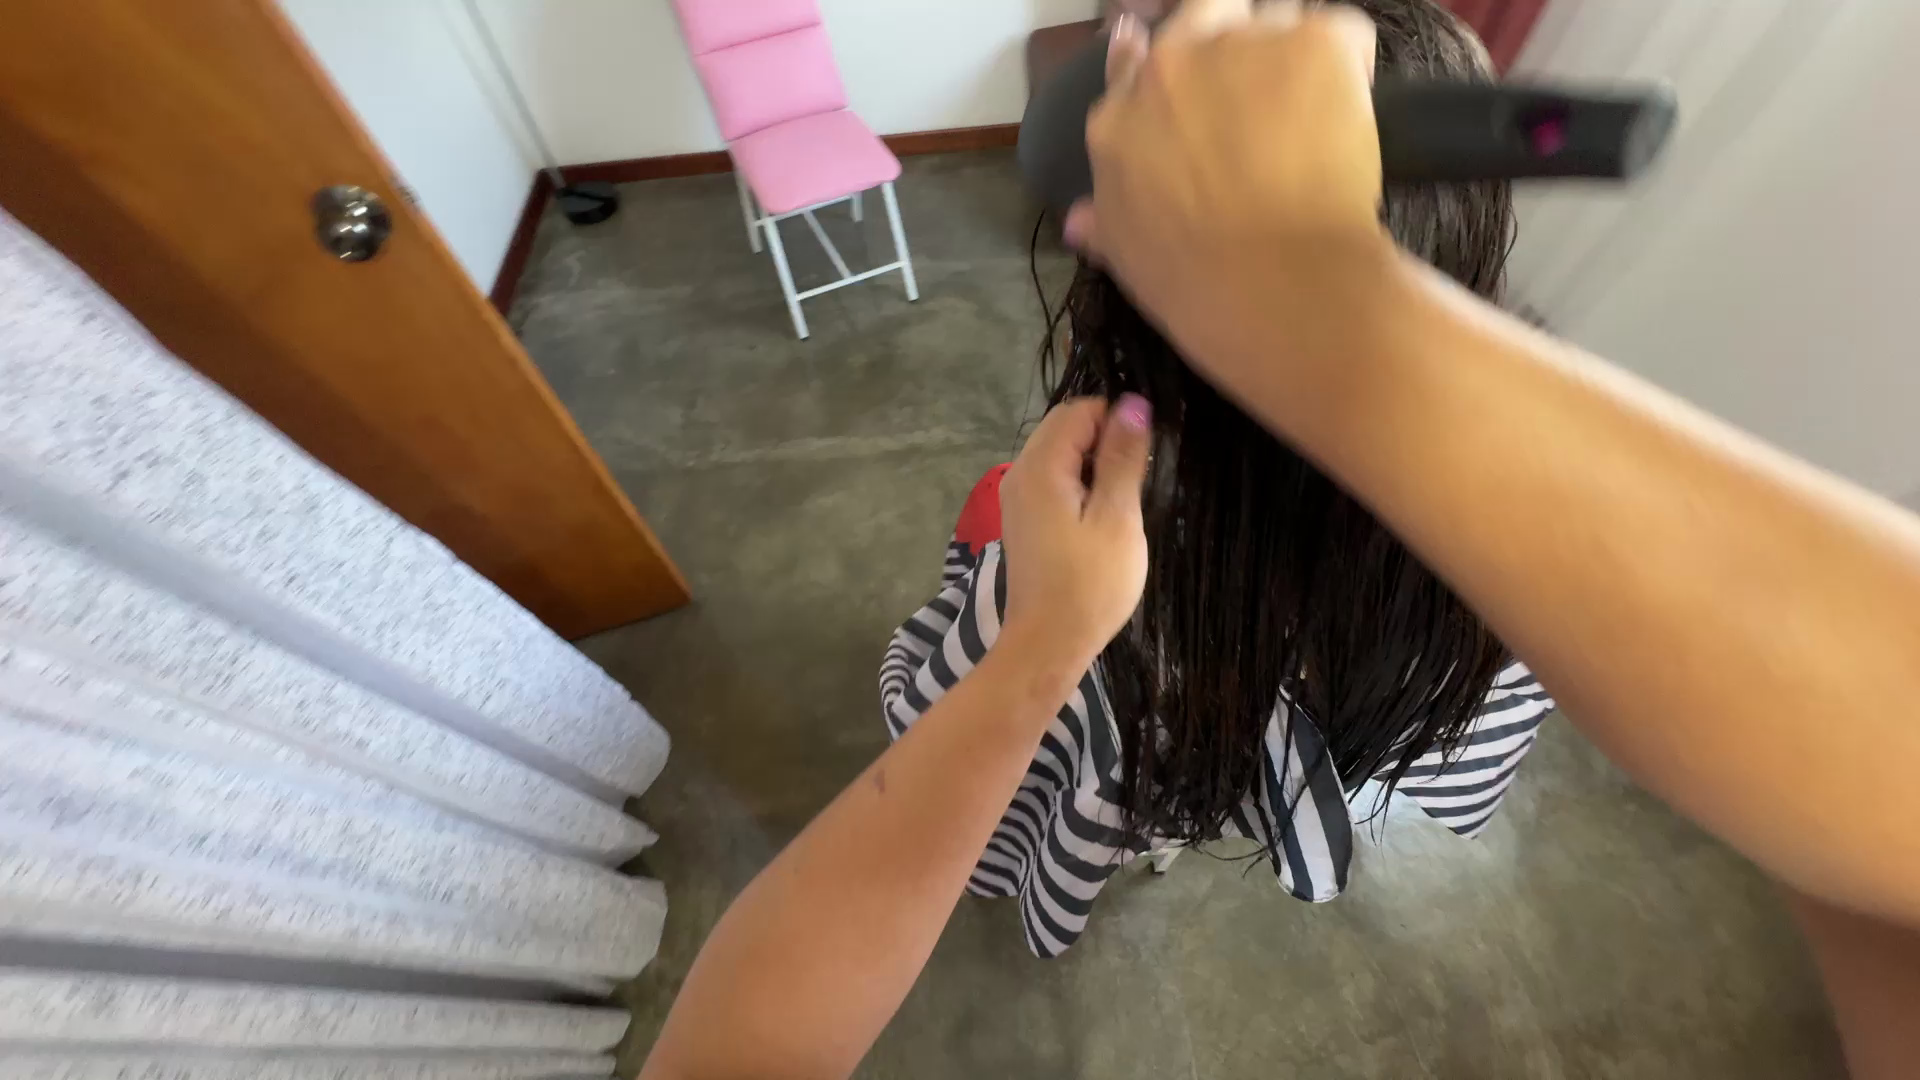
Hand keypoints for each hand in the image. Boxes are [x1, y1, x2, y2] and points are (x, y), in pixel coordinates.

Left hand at [997, 396, 1153, 679]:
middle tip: (1139, 477)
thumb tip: (1133, 403)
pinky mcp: (1023, 518)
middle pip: (1064, 428)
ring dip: (1095, 463)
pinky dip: (1080, 483)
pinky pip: (1053, 480)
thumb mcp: (1117, 517)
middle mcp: (1019, 473)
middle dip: (1105, 438)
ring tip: (1125, 498)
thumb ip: (1123, 457)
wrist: (1049, 642)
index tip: (1147, 450)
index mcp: (1040, 467)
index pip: (1078, 410)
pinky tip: (1102, 513)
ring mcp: (1017, 497)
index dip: (1116, 418)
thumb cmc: (1090, 584)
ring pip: (1060, 454)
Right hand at [1065, 0, 1389, 377]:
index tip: (1190, 90)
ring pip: (1274, 21)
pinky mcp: (1313, 43)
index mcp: (1117, 121)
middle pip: (1205, 15)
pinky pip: (1338, 35)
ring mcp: (1239, 46)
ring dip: (1287, 60)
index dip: (1165, 71)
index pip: (1132, 59)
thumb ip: (1103, 220)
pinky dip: (1346, 72)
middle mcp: (1169, 66)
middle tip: (1256, 103)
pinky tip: (1340, 124)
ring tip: (1304, 124)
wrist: (1270, 282)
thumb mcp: (1125, 255)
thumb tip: (1077, 219)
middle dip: (1229, 43)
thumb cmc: (1188, 282)